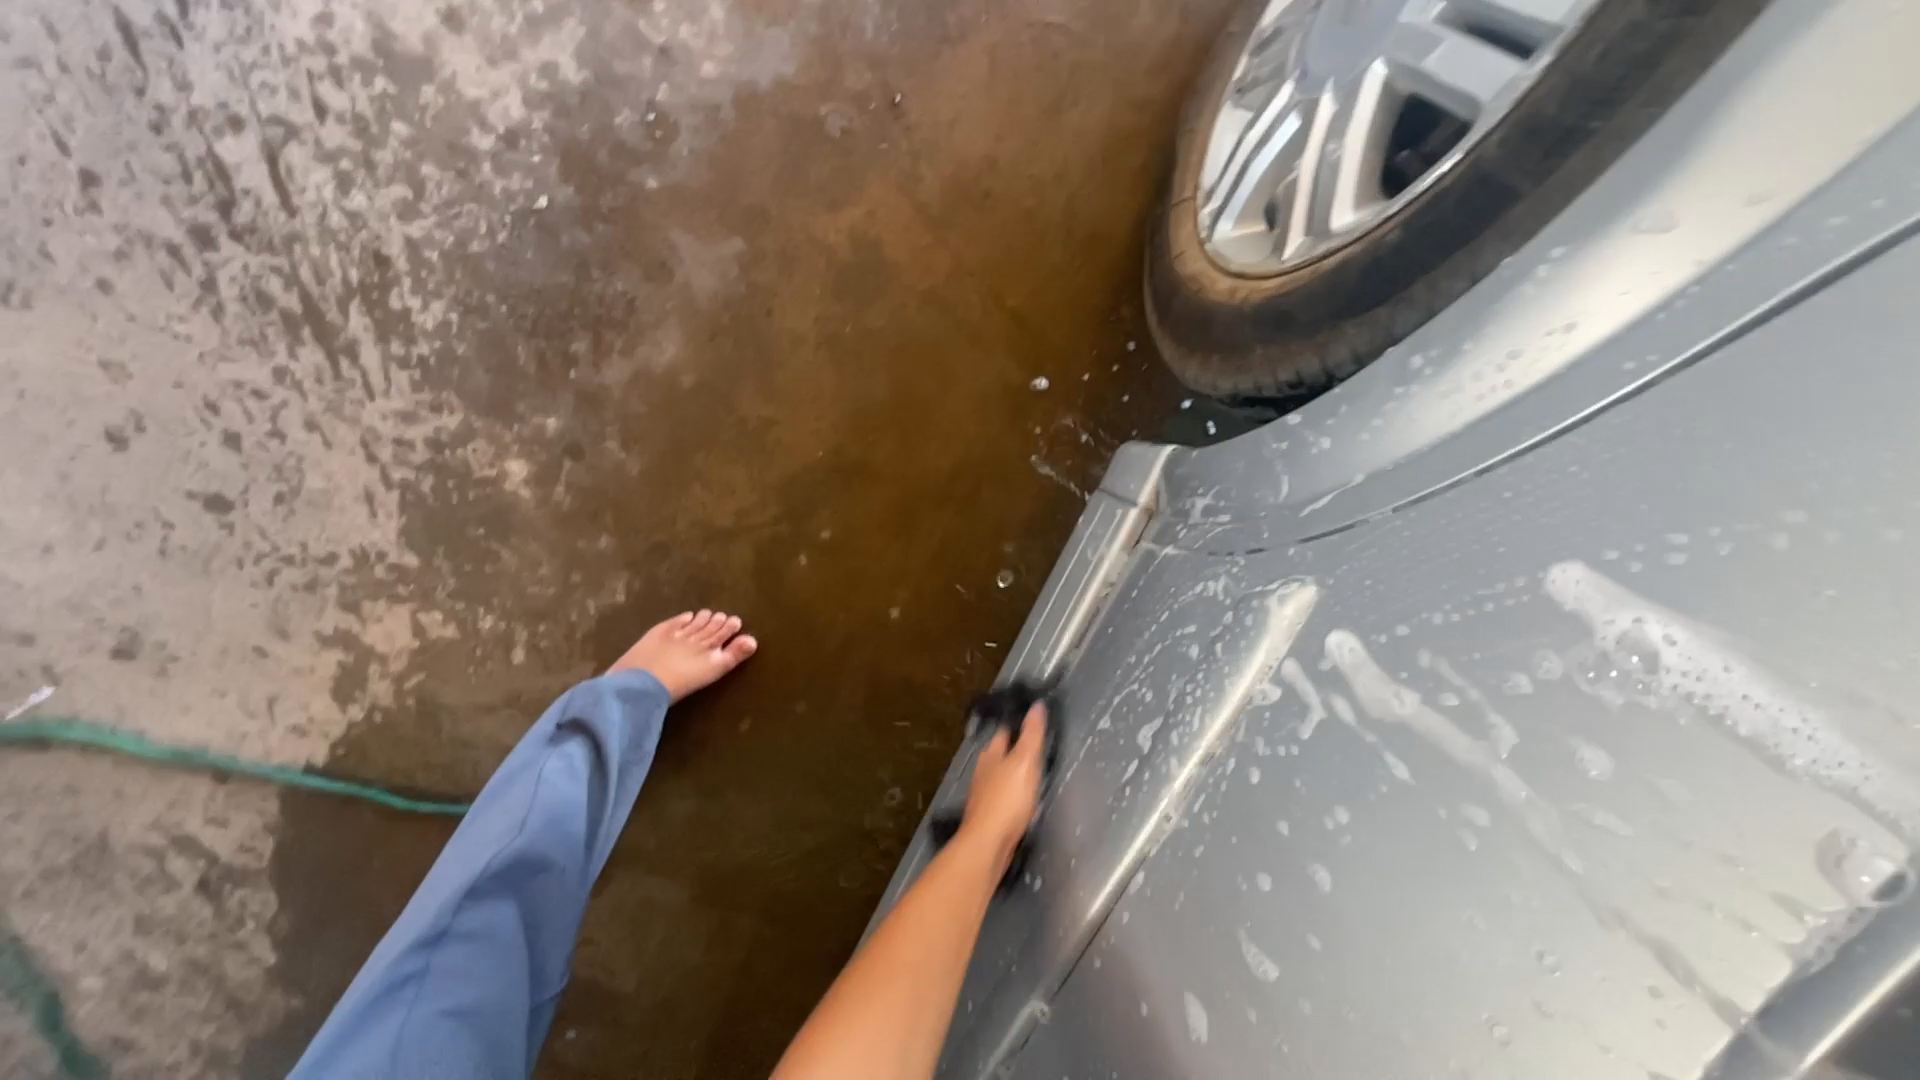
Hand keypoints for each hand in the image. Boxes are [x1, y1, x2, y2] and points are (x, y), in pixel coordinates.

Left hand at [961, 703, 1046, 870]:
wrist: (988, 843)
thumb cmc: (1007, 799)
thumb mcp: (1025, 762)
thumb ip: (1032, 735)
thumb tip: (1036, 705)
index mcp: (991, 754)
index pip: (1004, 732)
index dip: (1017, 725)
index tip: (1032, 720)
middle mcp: (983, 771)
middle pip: (999, 754)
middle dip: (1013, 749)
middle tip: (1035, 746)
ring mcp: (983, 794)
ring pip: (999, 776)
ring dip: (1011, 772)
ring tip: (1030, 772)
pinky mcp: (987, 815)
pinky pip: (1001, 797)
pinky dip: (1011, 794)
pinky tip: (1020, 801)